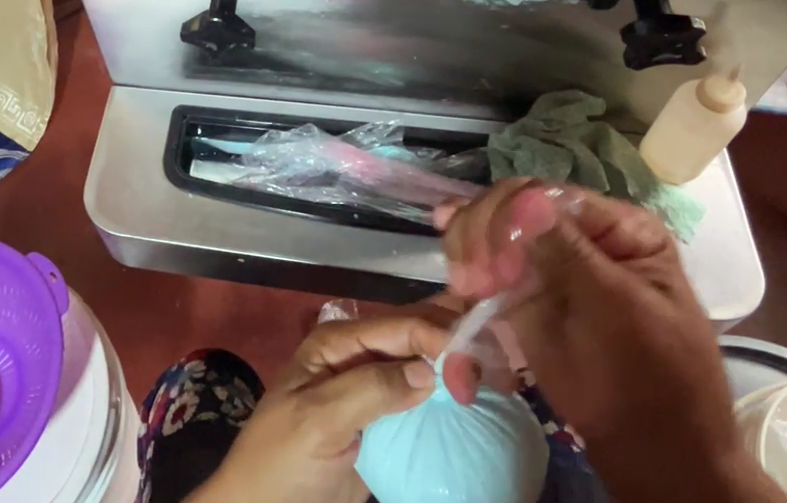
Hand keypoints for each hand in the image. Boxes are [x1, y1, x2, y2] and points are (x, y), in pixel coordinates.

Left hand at [186, 298, 480, 502]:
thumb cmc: (281, 459)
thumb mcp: (317, 420)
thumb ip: (369, 390)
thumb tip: (429, 370)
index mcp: (338, 342)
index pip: (398, 326)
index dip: (439, 338)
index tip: (474, 368)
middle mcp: (360, 356)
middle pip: (417, 335)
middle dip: (459, 340)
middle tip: (503, 362)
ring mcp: (376, 389)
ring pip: (426, 364)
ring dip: (462, 364)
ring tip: (505, 375)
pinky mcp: (388, 423)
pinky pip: (426, 402)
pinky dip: (453, 399)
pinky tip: (483, 401)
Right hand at [436, 181, 786, 502]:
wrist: (648, 448)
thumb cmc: (652, 377)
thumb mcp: (619, 310)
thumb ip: (570, 252)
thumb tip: (527, 196)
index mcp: (616, 226)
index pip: (546, 196)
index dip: (508, 220)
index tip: (493, 267)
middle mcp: (575, 232)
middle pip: (508, 206)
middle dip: (480, 235)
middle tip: (468, 281)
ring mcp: (544, 260)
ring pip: (486, 229)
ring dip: (465, 247)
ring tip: (463, 284)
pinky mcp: (518, 289)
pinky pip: (481, 263)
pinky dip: (461, 266)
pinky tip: (451, 271)